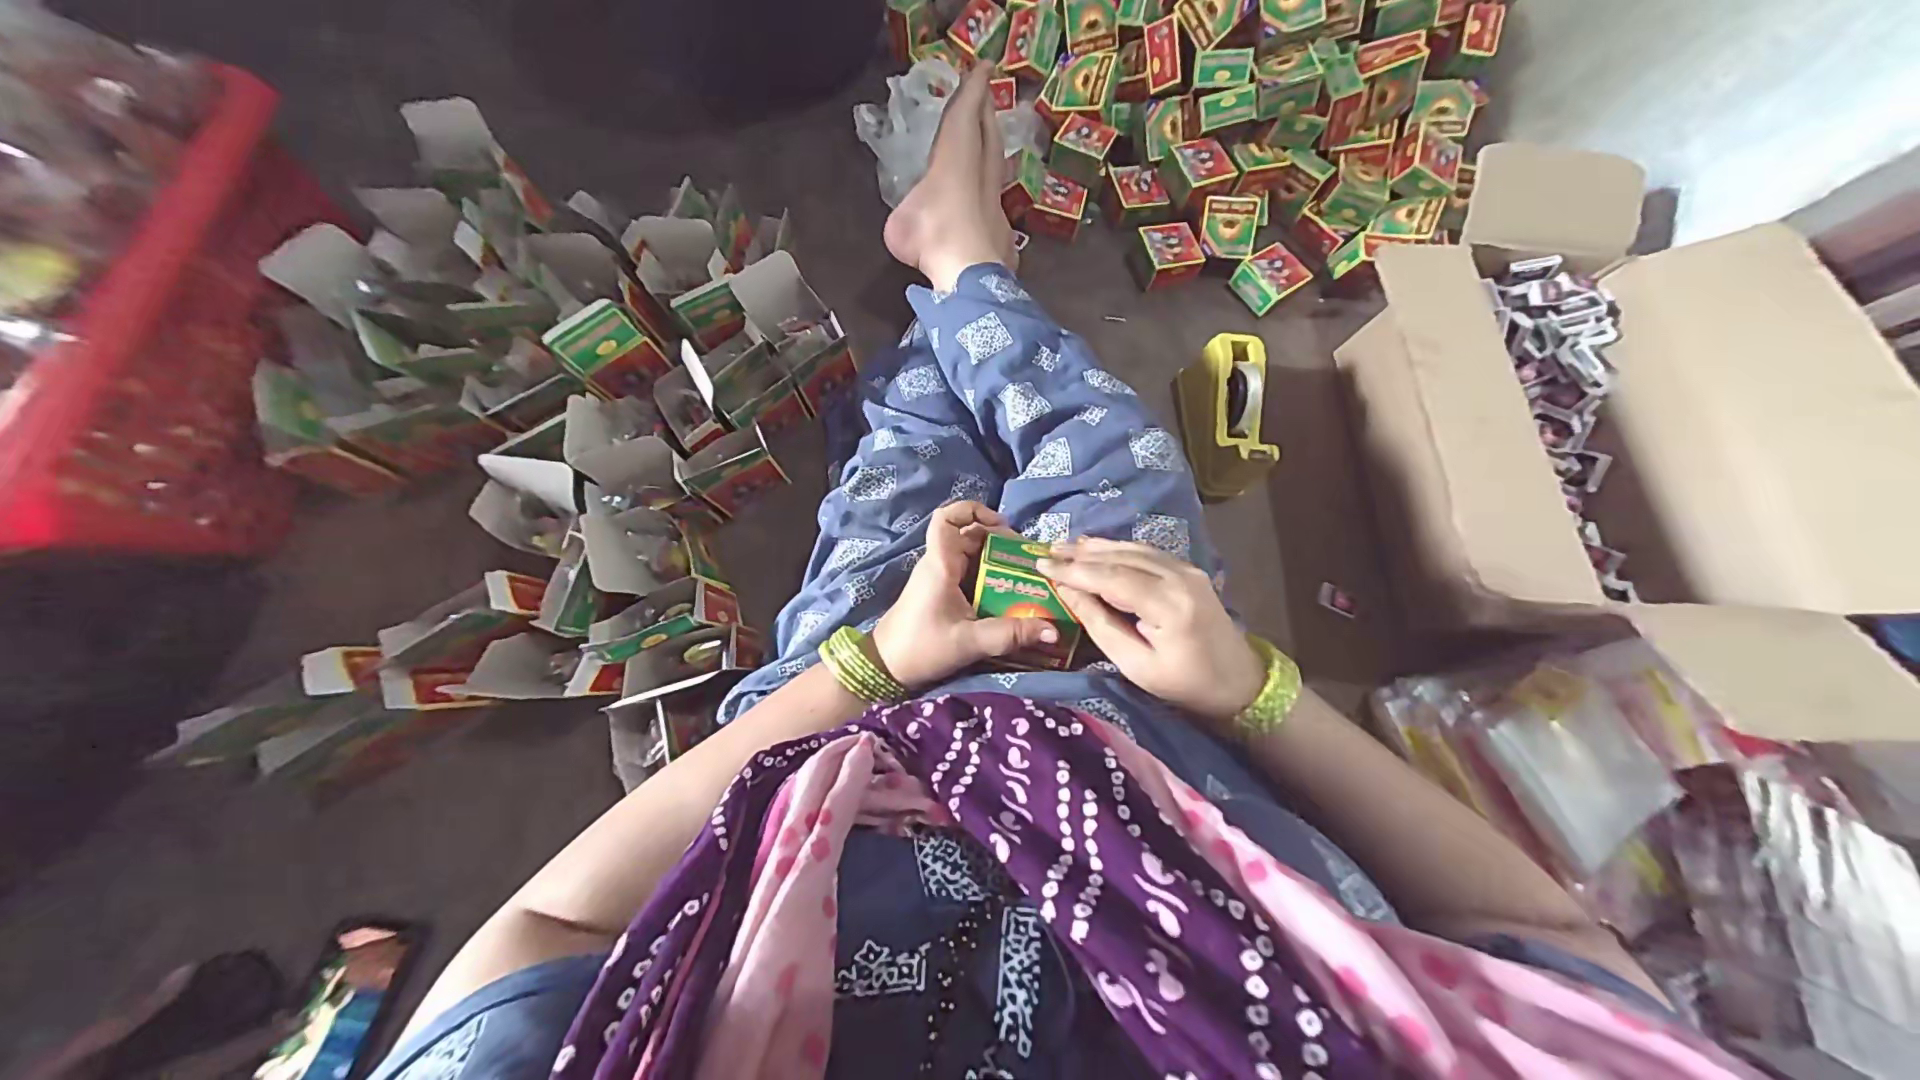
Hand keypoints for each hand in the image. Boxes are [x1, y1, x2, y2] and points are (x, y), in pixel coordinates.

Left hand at [871, 501, 1058, 688]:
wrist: (885, 668)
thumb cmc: (921, 647)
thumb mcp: (969, 642)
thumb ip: (1010, 634)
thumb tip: (1053, 631)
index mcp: (940, 564)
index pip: (947, 517)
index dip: (974, 511)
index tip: (1002, 526)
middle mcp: (939, 564)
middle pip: (969, 536)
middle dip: (1000, 541)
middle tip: (1027, 559)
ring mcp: (939, 579)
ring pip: (971, 556)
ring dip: (997, 561)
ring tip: (1025, 576)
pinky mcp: (941, 594)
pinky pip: (969, 575)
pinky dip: (989, 578)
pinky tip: (1008, 594)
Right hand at [882, 62, 1019, 291]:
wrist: (969, 275)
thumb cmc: (931, 236)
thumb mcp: (902, 224)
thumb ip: (909, 217)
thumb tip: (914, 229)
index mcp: (956, 158)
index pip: (966, 115)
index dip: (972, 91)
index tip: (982, 70)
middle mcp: (983, 178)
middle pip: (989, 137)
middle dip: (986, 115)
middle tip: (986, 99)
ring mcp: (998, 209)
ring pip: (997, 174)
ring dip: (992, 159)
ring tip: (986, 151)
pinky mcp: (1005, 239)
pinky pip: (997, 213)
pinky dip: (989, 206)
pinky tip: (984, 215)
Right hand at [1038, 538, 1264, 726]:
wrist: (1240, 683)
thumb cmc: (1184, 684)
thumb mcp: (1135, 665)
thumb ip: (1099, 624)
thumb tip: (1068, 591)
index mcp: (1168, 606)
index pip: (1111, 577)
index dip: (1073, 570)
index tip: (1041, 566)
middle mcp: (1179, 577)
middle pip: (1121, 558)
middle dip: (1080, 555)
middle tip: (1046, 552)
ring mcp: (1187, 570)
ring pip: (1133, 550)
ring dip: (1096, 548)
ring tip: (1063, 547)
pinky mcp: (1189, 570)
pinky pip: (1146, 553)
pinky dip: (1117, 550)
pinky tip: (1096, 549)